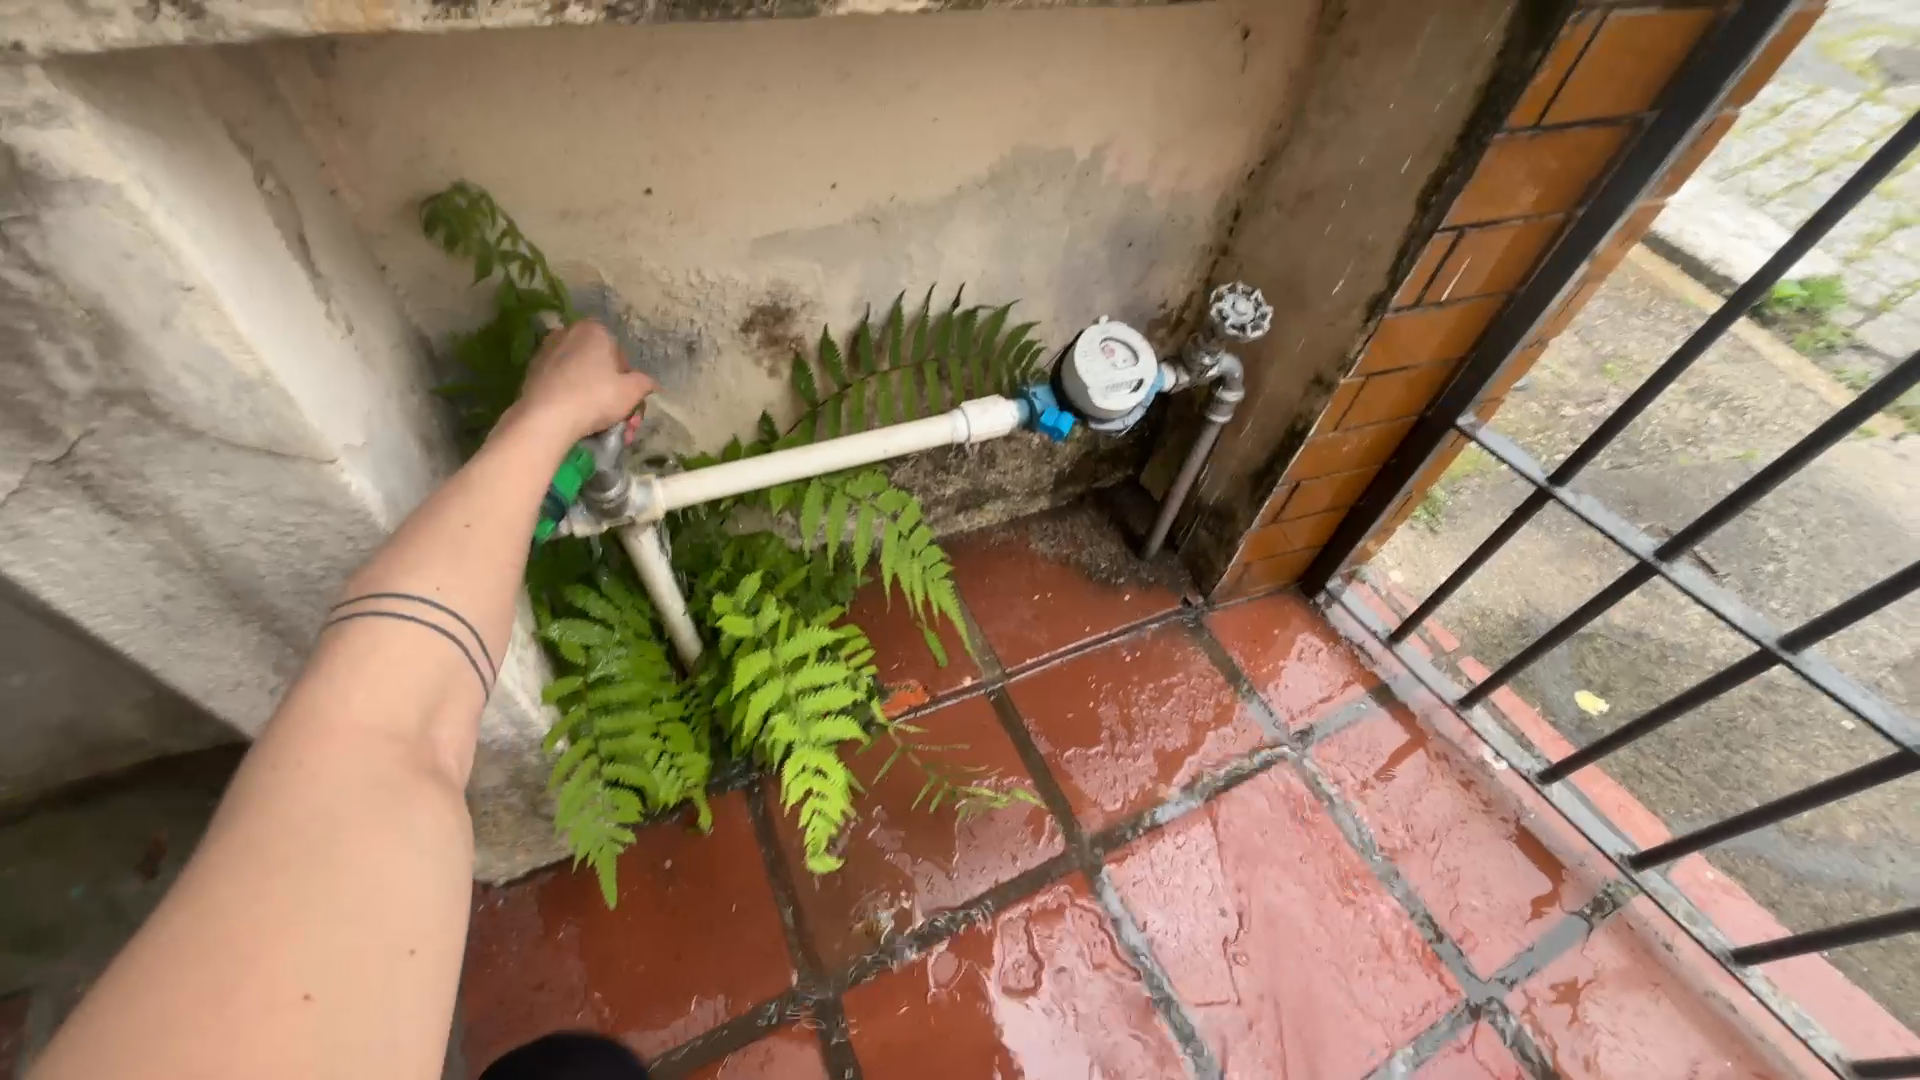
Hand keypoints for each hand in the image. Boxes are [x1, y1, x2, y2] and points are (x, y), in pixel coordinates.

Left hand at [515, 319, 656, 442]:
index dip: (628, 380)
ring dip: (597, 400)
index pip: (620, 355)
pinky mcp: (533, 371)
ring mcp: (547, 351)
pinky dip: (574, 398)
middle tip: (622, 419)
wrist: (546, 417)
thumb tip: (649, 383)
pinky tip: (580, 420)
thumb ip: (645, 383)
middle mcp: (568, 333)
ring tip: (605, 427)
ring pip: (582, 377)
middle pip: (600, 367)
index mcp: (594, 330)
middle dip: (614, 394)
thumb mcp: (633, 391)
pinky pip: (563, 384)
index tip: (629, 400)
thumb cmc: (596, 397)